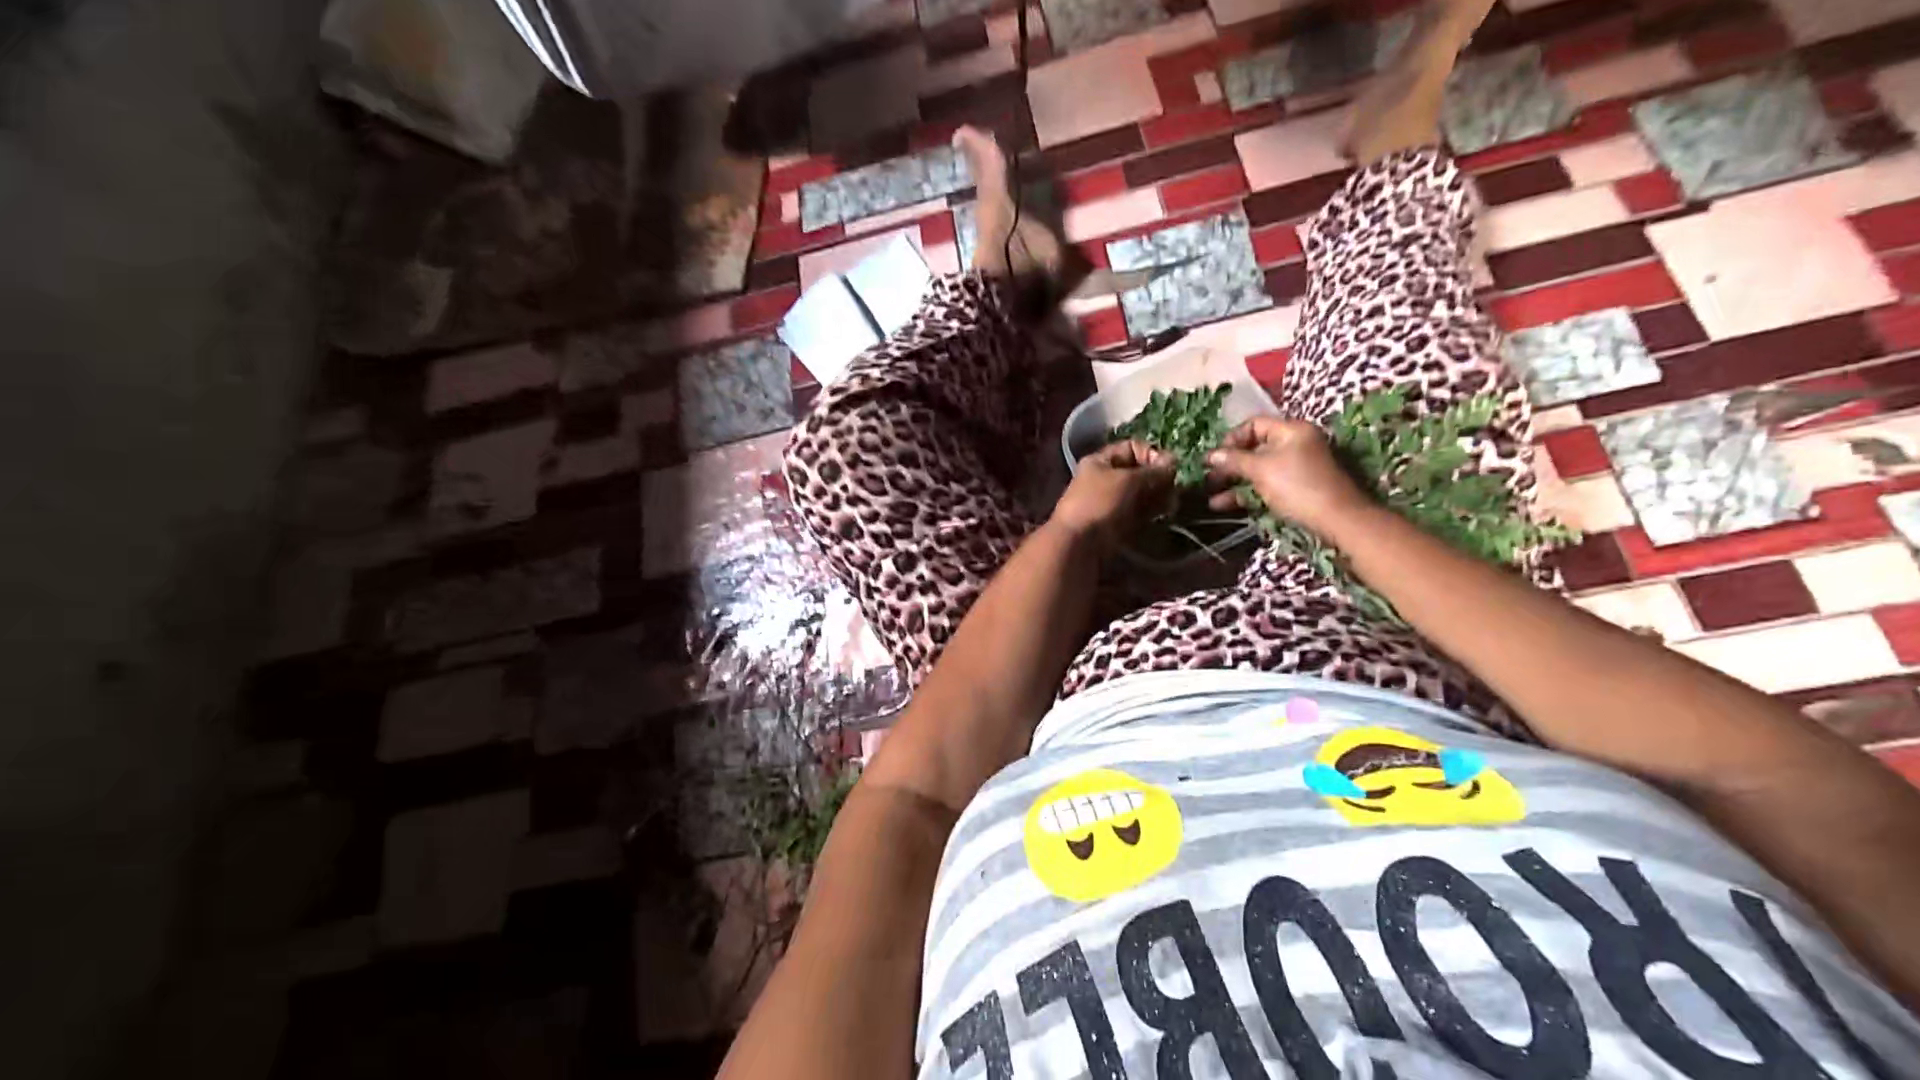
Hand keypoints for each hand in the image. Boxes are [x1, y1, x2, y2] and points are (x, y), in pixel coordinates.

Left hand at [1051, 440, 1175, 546]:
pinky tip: (1165, 513)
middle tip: (1174, 487)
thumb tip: (1173, 460)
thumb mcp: (1127, 481)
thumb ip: (1152, 471)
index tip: (1169, 467)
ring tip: (1172, 503)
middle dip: (1158, 478)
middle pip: (1138, 472)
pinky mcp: (1117, 523)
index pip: (1132, 448)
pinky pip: (1138, 512)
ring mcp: (1111, 502)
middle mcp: (1105, 479)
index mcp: (1100, 461)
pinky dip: (1152, 511)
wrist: (1077, 543)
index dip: (1151, 454)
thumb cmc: (1099, 503)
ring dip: (1158, 495)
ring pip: (1140, 493)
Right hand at [1205, 416, 1369, 534]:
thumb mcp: (1261, 469)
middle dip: (1228, 464)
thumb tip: (1210, 455)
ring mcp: (1295, 467)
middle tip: (1207, 477)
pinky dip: (1246, 493)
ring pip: (1256, 470)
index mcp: (1291, 431)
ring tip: (1209, 495)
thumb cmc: (1297, 486)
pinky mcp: (1294, 489)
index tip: (1214, 457)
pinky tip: (1224, 504)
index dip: (1231, 439)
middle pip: (1253, 448)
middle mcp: (1294, 445)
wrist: (1336, 520)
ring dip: (1233, 482)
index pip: (1254, 425)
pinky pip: (1264, 485)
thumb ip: (1234, 460)